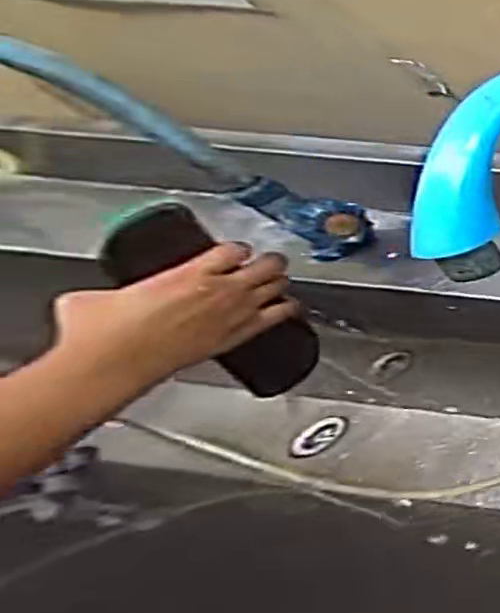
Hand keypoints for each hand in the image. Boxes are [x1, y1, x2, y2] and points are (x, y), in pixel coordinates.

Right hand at [51, 243, 299, 386]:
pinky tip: (288, 307)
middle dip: (270, 261)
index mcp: (191, 273)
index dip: (238, 249)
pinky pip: (283, 314)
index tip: (236, 251)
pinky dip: (289, 308)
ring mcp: (238, 310)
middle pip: (269, 264)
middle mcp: (224, 289)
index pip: (235, 249)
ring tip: (276, 281)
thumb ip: (119, 289)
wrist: (112, 364)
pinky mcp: (243, 332)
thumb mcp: (97, 296)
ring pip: (280, 286)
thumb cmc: (101, 334)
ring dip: (279, 282)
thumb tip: (105, 295)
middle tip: (268, 262)